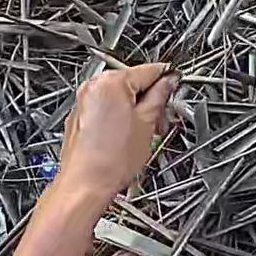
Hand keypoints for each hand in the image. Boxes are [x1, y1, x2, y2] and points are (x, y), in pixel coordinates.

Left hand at [56, 64, 178, 200]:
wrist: (85, 185)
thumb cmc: (110, 160)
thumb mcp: (146, 123)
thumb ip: (160, 96)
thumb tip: (168, 82)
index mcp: (111, 82)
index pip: (149, 70)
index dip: (167, 80)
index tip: (175, 87)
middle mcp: (93, 86)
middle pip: (133, 82)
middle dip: (150, 100)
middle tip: (160, 121)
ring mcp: (84, 101)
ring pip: (120, 96)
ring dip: (136, 109)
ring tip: (144, 133)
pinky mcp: (80, 116)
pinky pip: (106, 107)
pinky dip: (120, 116)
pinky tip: (127, 137)